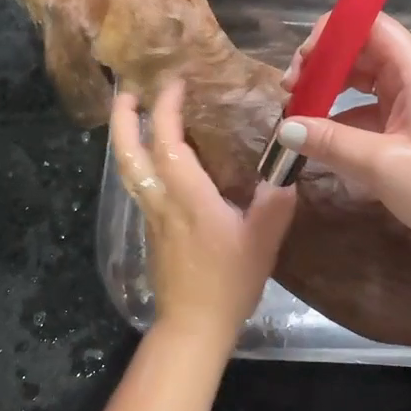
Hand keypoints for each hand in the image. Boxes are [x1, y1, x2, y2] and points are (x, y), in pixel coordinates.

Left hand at [110, 80, 296, 338]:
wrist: (193, 328)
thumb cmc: (227, 283)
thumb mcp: (261, 241)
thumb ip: (274, 202)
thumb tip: (286, 171)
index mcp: (187, 197)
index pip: (168, 143)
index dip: (167, 109)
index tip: (175, 82)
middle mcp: (162, 201)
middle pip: (129, 154)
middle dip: (123, 119)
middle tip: (126, 90)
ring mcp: (152, 216)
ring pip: (130, 169)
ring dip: (126, 138)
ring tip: (134, 114)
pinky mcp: (153, 230)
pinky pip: (141, 184)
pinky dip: (142, 160)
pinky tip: (159, 157)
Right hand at [275, 13, 410, 256]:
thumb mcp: (383, 167)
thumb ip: (331, 142)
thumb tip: (284, 128)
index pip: (372, 24)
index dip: (334, 31)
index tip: (304, 62)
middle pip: (362, 47)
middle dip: (323, 62)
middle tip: (291, 91)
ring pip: (362, 76)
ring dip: (329, 87)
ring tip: (297, 111)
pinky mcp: (410, 123)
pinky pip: (368, 105)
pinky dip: (342, 113)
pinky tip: (320, 135)